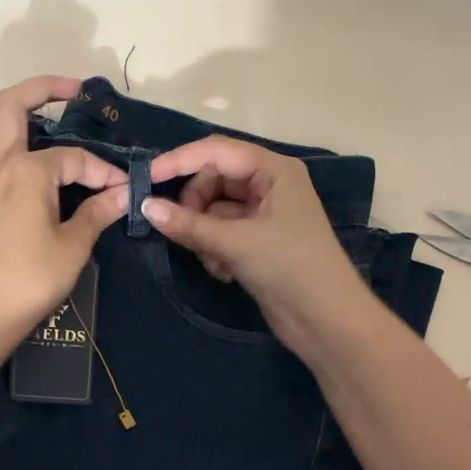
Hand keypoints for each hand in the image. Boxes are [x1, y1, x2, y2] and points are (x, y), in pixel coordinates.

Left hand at [0, 77, 127, 350]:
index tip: (122, 189)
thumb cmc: (33, 280)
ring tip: (28, 107)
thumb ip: (97, 213)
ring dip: (2, 107)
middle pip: (10, 107)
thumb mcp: (74, 247)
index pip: (72, 157)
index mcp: (27, 171)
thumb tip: (123, 194)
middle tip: (69, 89)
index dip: (101, 170)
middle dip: (41, 89)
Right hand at [143, 136, 369, 359]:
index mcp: (273, 170)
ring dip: (202, 234)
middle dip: (193, 206)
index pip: (217, 151)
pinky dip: (214, 250)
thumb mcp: (236, 243)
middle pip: (213, 180)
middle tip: (179, 232)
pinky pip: (221, 234)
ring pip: (214, 211)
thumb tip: (146, 207)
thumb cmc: (289, 267)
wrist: (324, 318)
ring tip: (211, 260)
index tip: (146, 179)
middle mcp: (268, 185)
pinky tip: (222, 272)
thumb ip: (190, 225)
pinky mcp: (257, 244)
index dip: (180, 161)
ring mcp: (263, 215)